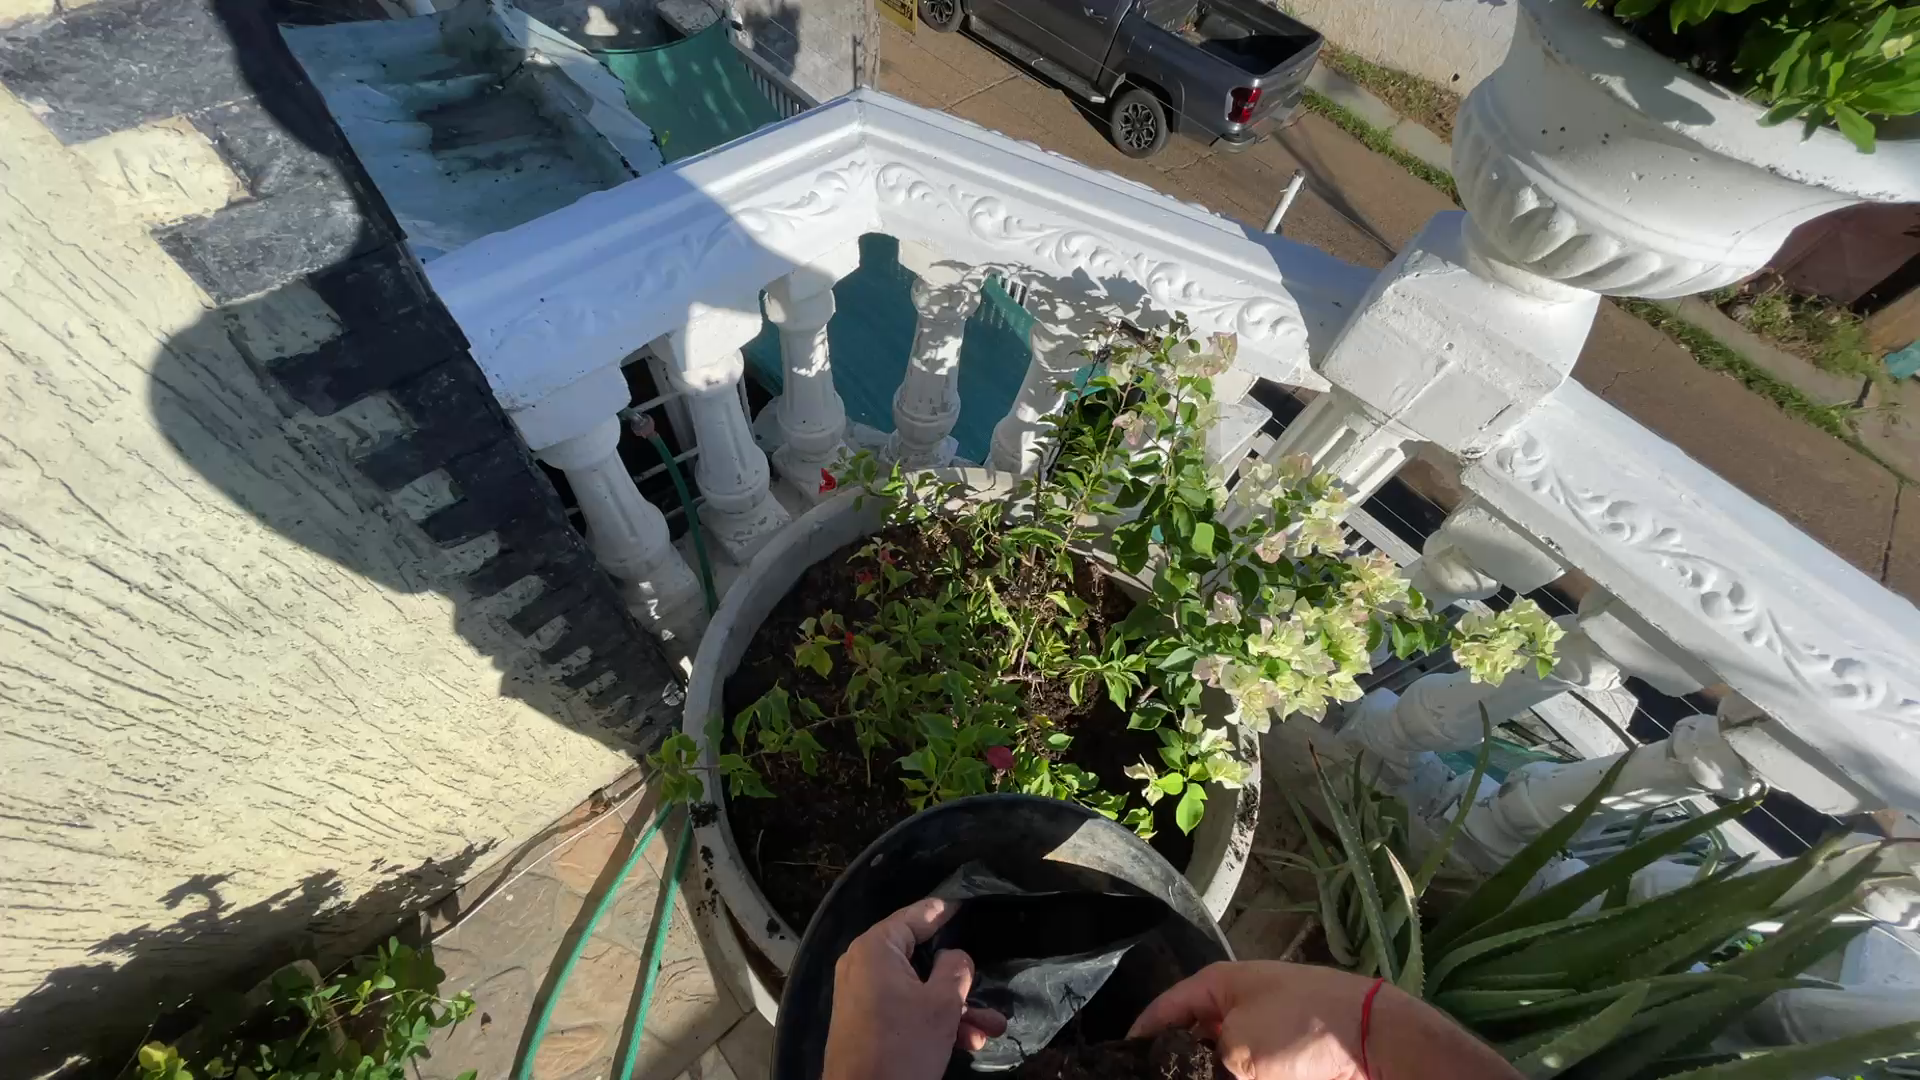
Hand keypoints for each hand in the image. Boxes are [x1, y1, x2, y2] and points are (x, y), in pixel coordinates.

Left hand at [823, 897, 1009, 1079]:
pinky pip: (905, 1009)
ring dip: (954, 1008)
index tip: (965, 900)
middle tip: (987, 984)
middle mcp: (864, 964)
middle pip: (921, 958)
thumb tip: (955, 956)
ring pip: (918, 989)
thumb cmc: (902, 1046)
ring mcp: (864, 995)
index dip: (945, 910)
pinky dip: (932, 1021)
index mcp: (876, 947)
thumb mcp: (940, 1004)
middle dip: (959, 979)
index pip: (917, 915)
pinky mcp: (867, 1023)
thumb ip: (955, 968)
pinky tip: (968, 1040)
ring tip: (990, 1026)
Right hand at [1128, 961, 1375, 1079]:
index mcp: (1219, 985)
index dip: (1142, 1035)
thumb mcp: (1238, 1050)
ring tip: (1184, 1079)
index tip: (1120, 1064)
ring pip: (1223, 1064)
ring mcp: (1267, 1038)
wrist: (1378, 1043)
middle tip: (1158, 1079)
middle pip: (1193, 1041)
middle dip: (1175, 1063)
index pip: (1166, 1007)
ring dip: (1207, 1072)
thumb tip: (1191, 1067)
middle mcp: (1238, 1008)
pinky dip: (1236, 1076)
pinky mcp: (1289, 1066)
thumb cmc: (1300, 1030)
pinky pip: (1250, 1073)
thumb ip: (1201, 1064)